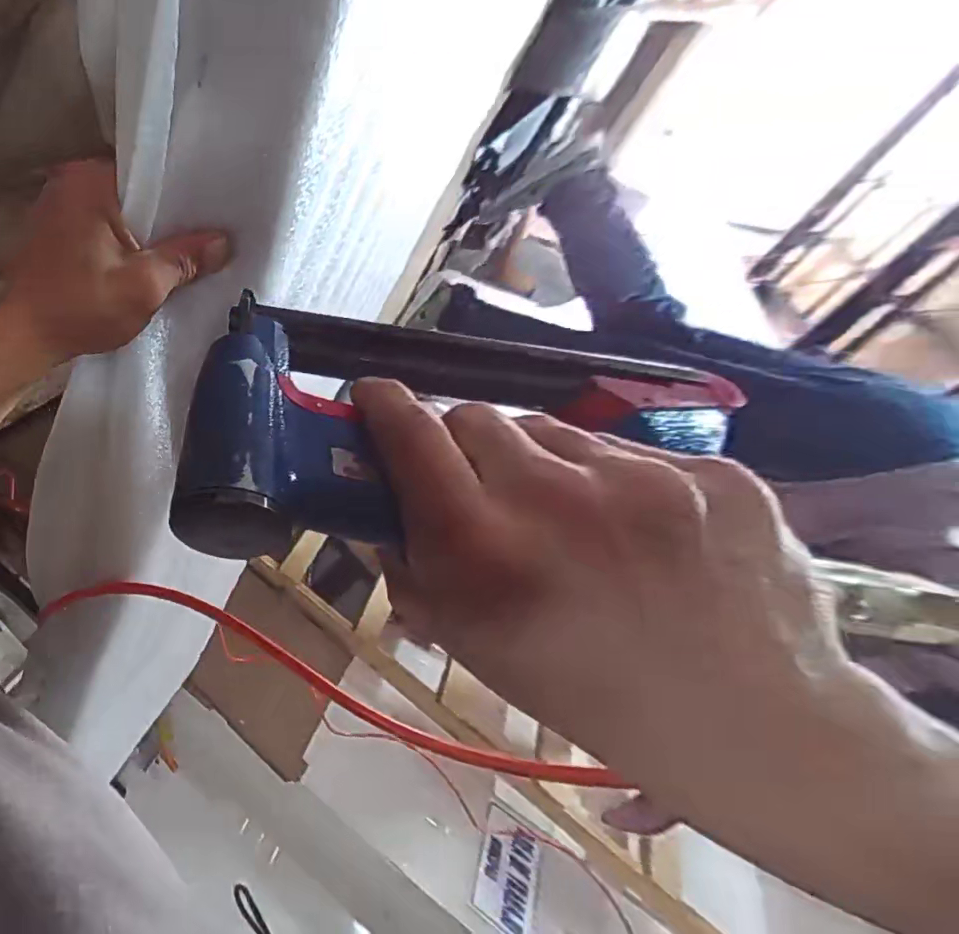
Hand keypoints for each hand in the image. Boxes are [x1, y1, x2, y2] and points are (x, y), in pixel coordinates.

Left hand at [0, 160, 229, 375]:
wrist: (21, 339)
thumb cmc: (79, 308)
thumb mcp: (143, 286)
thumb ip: (185, 259)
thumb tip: (223, 242)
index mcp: (89, 179)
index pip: (153, 169)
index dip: (187, 189)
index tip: (216, 205)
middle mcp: (68, 182)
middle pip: (135, 190)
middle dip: (167, 212)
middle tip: (208, 227)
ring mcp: (55, 207)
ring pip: (117, 210)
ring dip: (143, 229)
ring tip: (184, 243)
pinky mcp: (51, 233)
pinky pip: (97, 226)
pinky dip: (119, 240)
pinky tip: (143, 258)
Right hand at [352, 379, 846, 786]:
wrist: (745, 722)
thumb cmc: (564, 677)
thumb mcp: (450, 626)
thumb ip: (401, 551)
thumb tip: (380, 494)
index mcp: (478, 540)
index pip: (411, 432)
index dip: (382, 402)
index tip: (371, 393)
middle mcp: (553, 495)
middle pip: (473, 416)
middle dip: (457, 439)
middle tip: (471, 477)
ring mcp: (644, 479)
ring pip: (546, 428)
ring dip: (531, 457)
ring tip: (559, 510)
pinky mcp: (716, 475)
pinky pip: (623, 450)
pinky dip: (605, 476)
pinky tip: (629, 526)